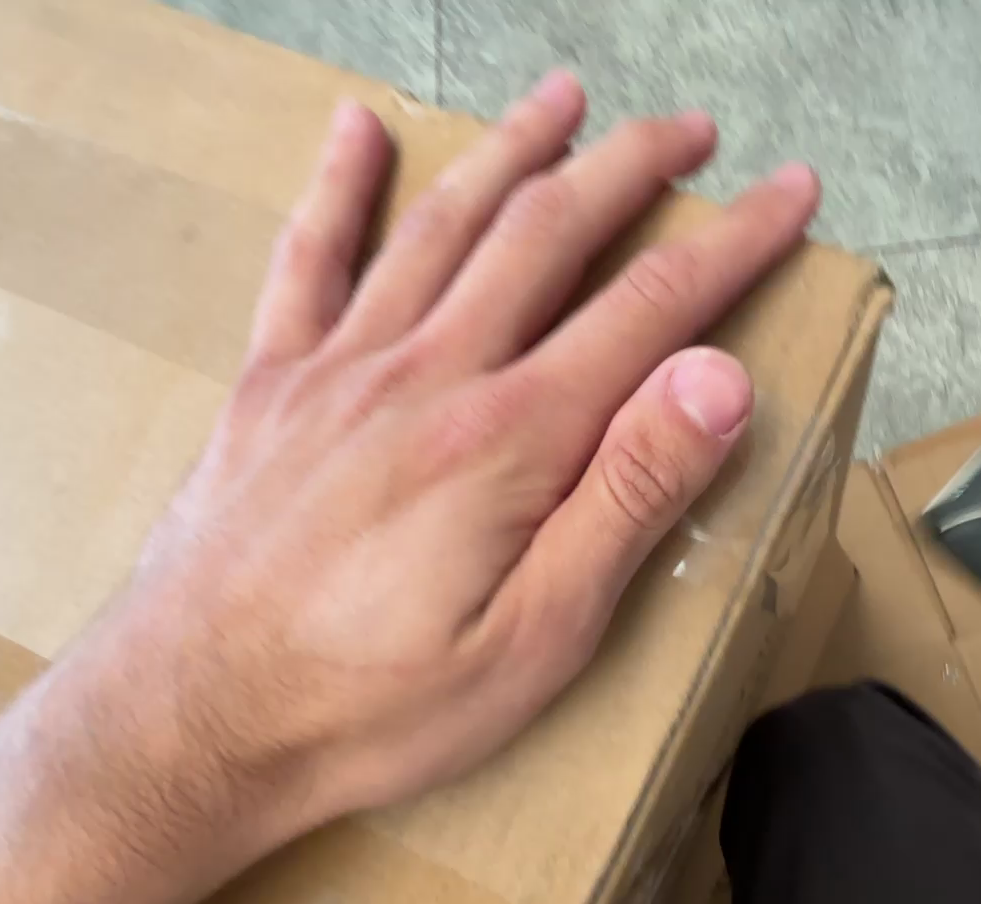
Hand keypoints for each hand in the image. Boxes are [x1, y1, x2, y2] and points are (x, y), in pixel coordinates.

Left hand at [0, 77, 824, 903]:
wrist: (188, 728)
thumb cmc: (383, 702)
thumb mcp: (543, 632)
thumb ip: (630, 495)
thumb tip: (720, 378)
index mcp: (512, 435)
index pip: (652, 305)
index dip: (734, 242)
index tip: (792, 192)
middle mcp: (432, 371)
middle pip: (550, 233)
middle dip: (634, 171)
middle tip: (694, 130)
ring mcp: (342, 368)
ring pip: (446, 224)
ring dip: (517, 149)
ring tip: (568, 99)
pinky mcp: (273, 387)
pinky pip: (310, 260)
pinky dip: (341, 187)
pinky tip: (361, 129)